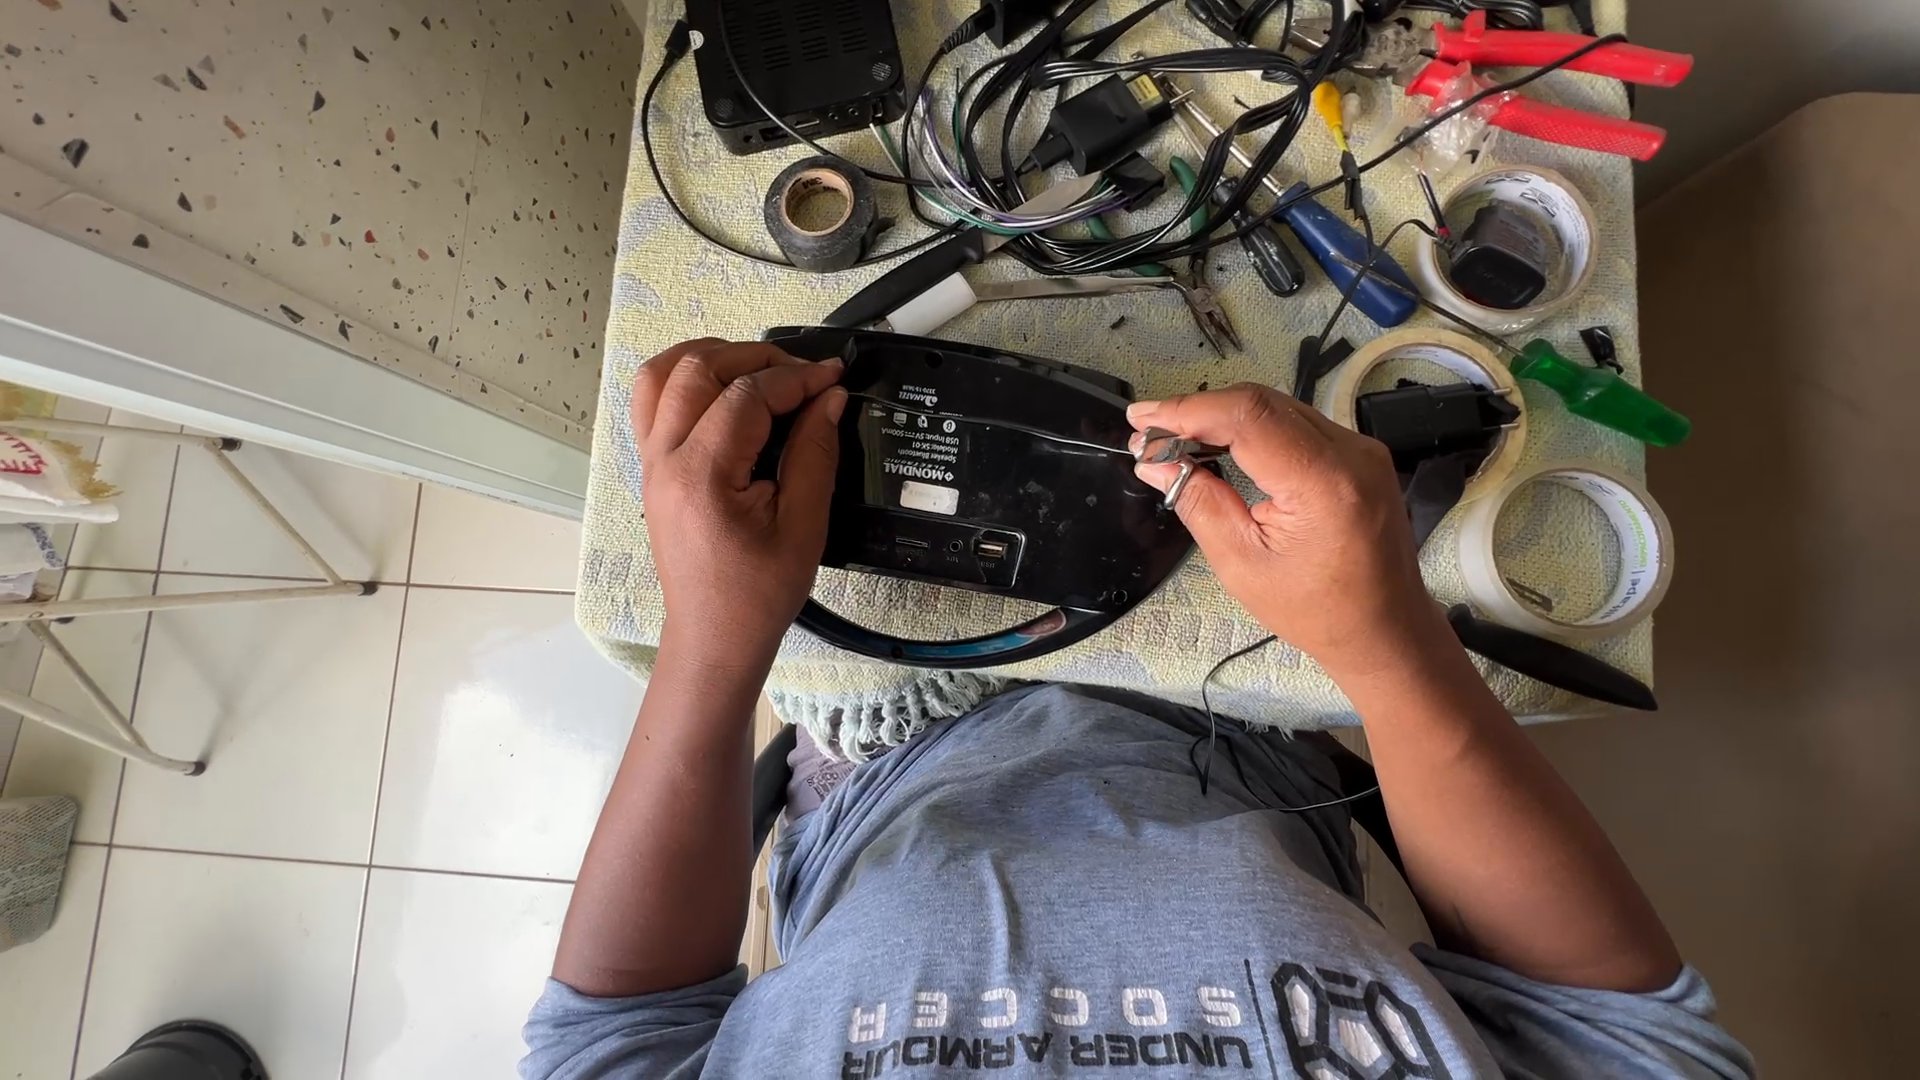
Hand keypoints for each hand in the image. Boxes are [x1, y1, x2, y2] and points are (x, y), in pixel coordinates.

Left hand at [631, 338, 846, 667]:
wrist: (716, 635)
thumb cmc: (758, 592)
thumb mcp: (804, 524)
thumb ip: (815, 452)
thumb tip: (828, 398)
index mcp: (702, 474)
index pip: (747, 395)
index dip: (796, 378)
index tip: (833, 377)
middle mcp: (664, 459)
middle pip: (697, 368)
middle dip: (755, 357)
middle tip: (802, 374)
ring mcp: (650, 463)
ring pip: (661, 375)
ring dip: (711, 357)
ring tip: (758, 369)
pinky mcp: (652, 470)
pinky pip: (652, 403)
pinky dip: (685, 380)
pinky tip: (722, 392)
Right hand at [1128, 384, 1443, 674]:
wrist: (1385, 630)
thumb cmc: (1315, 611)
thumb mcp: (1241, 564)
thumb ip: (1198, 503)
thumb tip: (1155, 464)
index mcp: (1324, 483)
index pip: (1247, 417)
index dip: (1188, 411)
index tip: (1142, 421)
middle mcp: (1350, 452)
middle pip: (1259, 403)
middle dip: (1196, 411)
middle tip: (1148, 431)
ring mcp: (1358, 449)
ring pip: (1274, 407)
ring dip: (1218, 416)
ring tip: (1171, 437)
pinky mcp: (1355, 454)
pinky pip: (1291, 423)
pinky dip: (1245, 427)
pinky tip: (1214, 443)